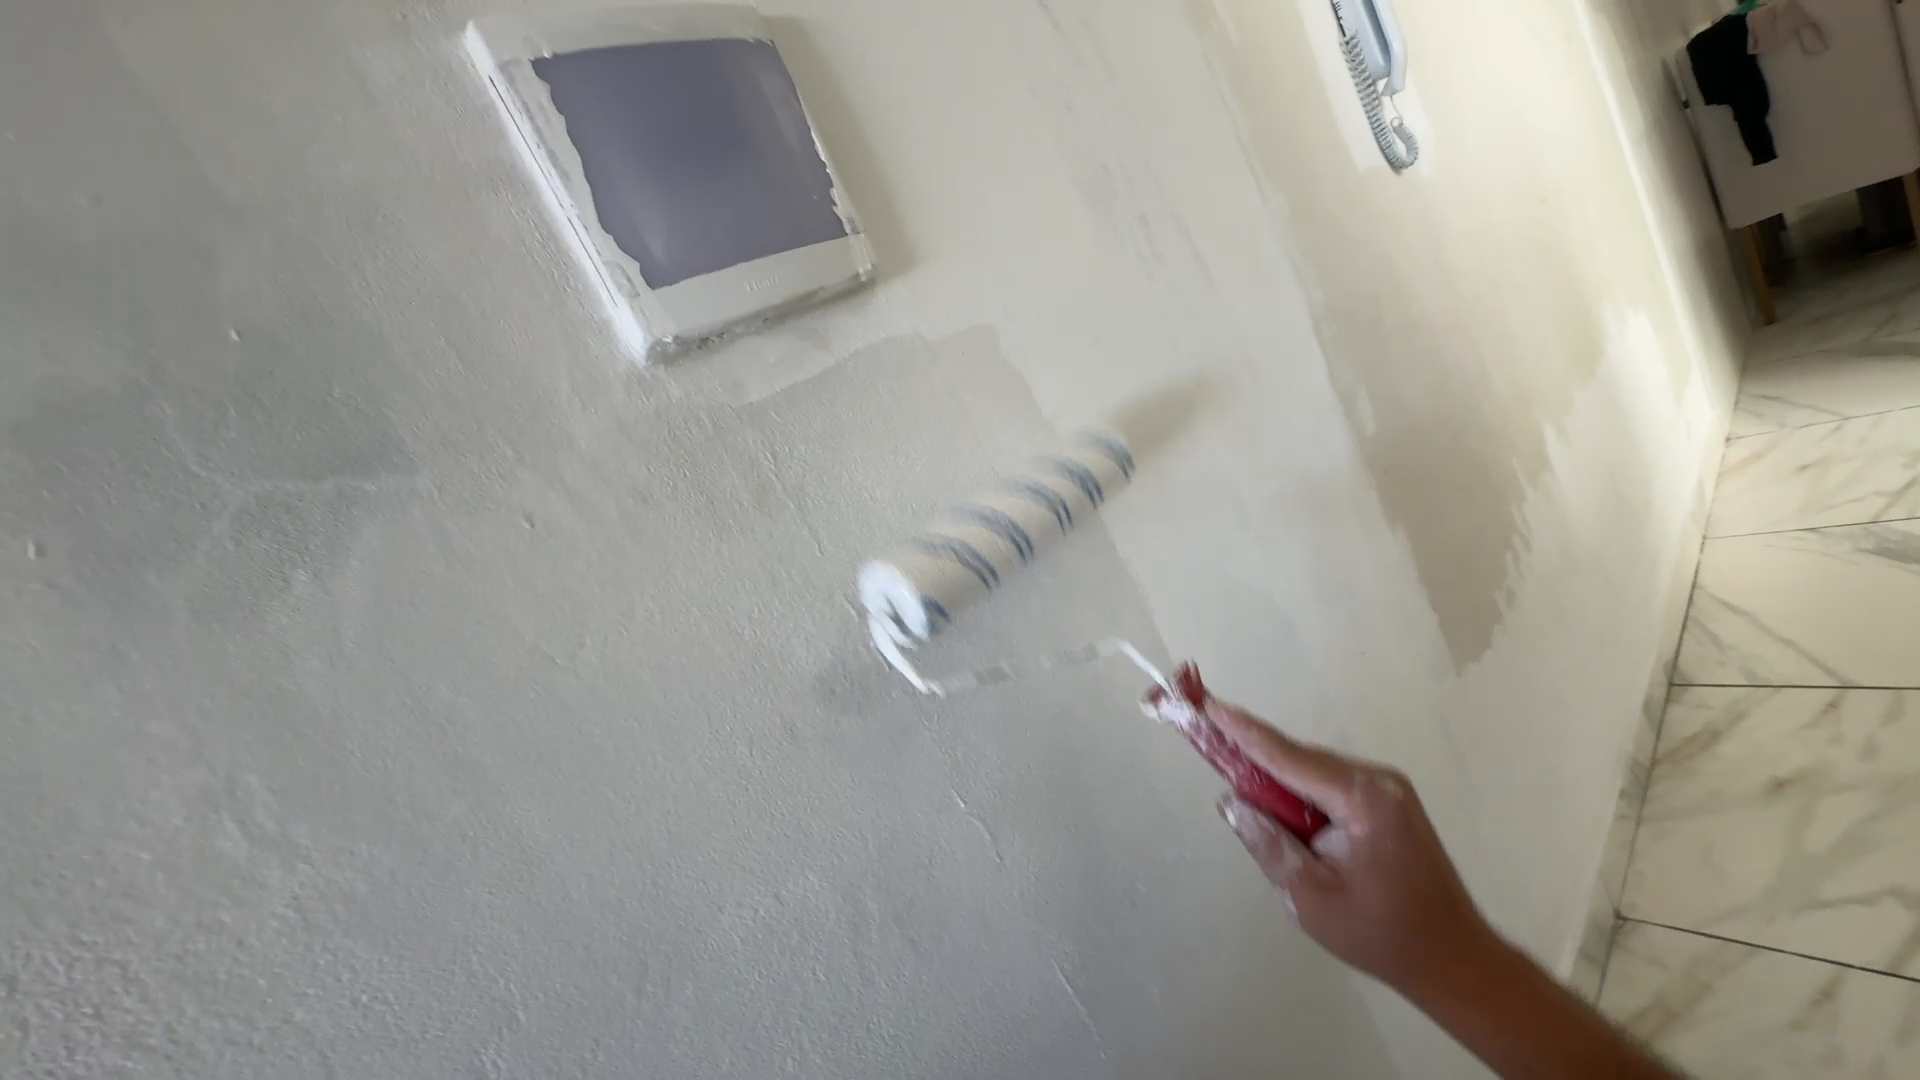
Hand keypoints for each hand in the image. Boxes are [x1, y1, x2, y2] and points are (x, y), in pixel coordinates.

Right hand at [1209, 701, 1496, 1000]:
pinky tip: (1282, 815)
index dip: (1240, 730)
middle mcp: (1376, 780)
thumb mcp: (1309, 897)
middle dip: (1252, 756)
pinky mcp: (1386, 803)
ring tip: (1244, 798)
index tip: (1206, 705)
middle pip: (1297, 759)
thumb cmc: (1382, 934)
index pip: (1285, 755)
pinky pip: (1326, 785)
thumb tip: (1231, 802)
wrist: (1456, 961)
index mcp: (1362, 798)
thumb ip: (1267, 843)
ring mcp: (1385, 789)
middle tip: (1206, 742)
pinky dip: (1298, 794)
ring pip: (1310, 772)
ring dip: (1275, 782)